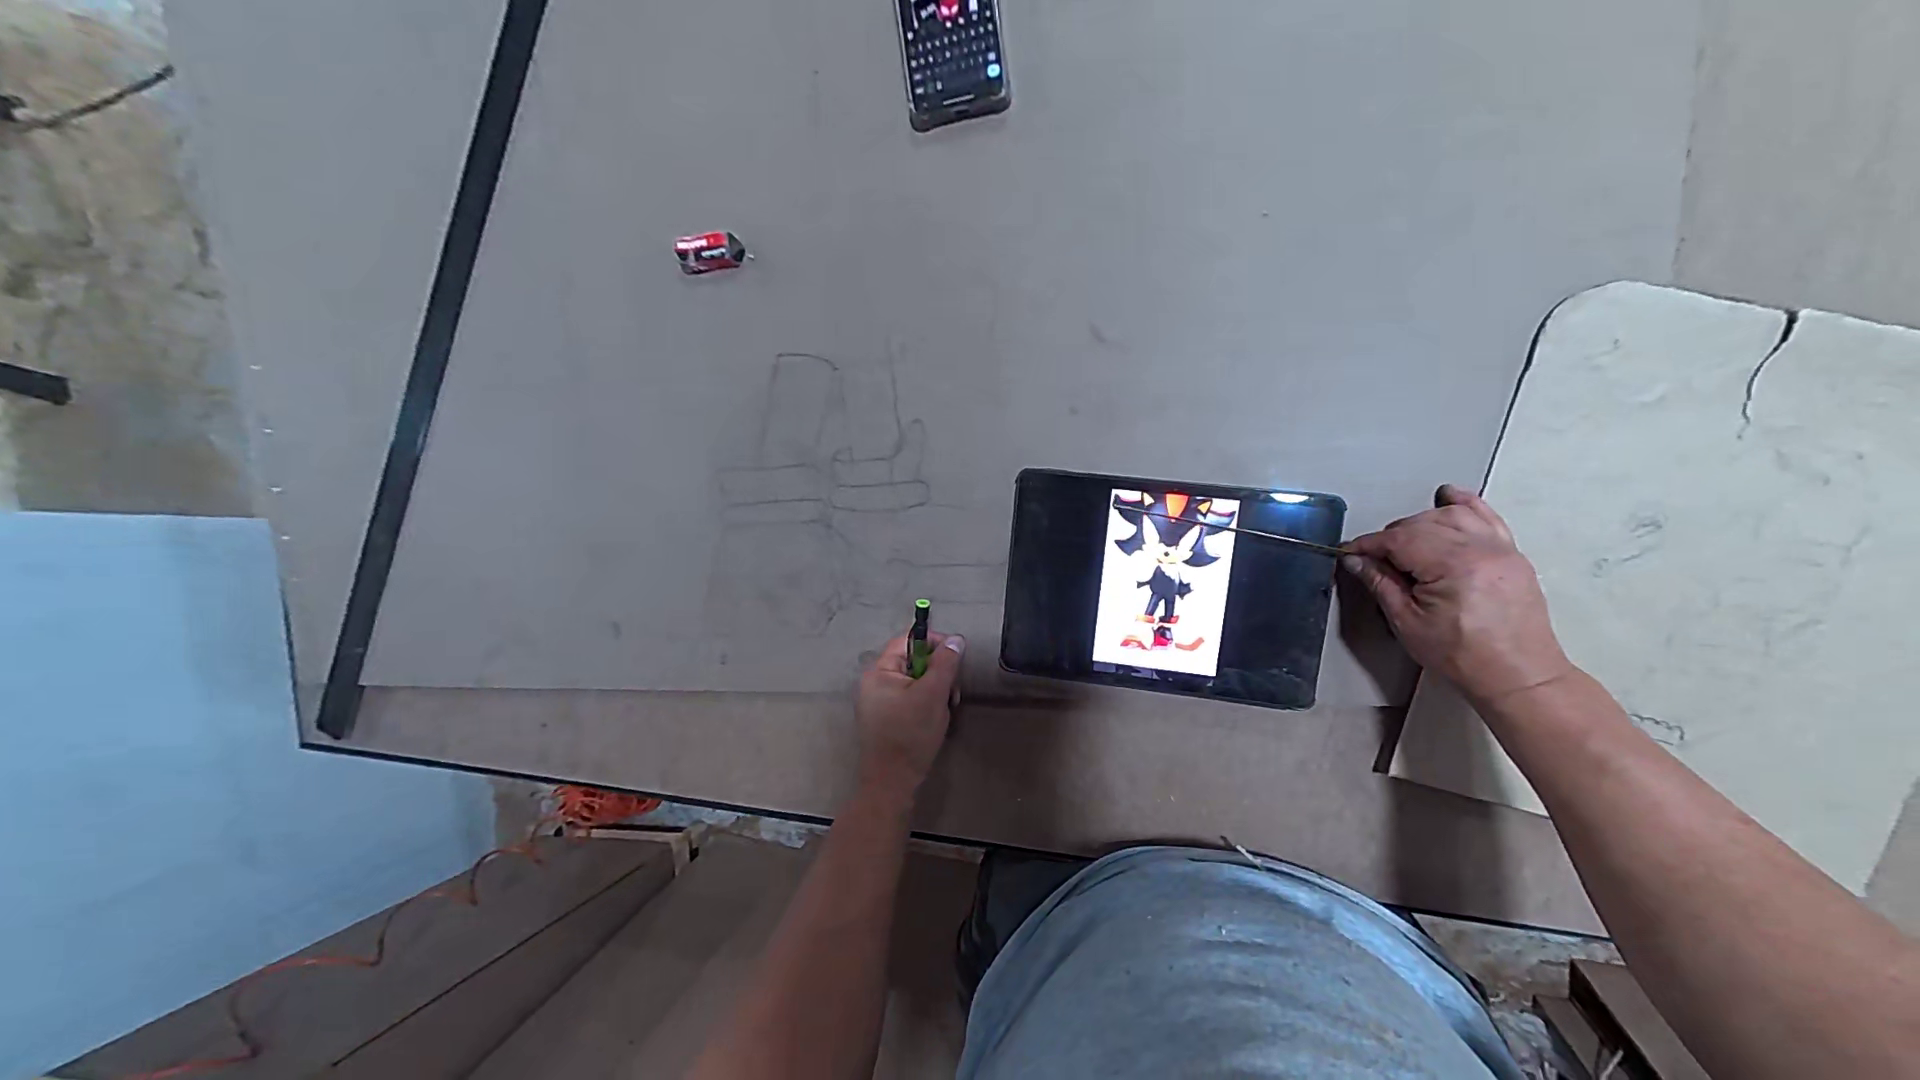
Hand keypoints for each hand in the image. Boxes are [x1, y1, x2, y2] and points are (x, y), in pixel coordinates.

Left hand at [855, 630, 964, 796]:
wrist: (892, 783)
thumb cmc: (910, 735)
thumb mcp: (933, 694)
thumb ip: (945, 663)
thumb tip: (955, 639)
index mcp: (879, 672)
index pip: (907, 640)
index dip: (933, 642)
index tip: (955, 655)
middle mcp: (875, 682)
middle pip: (913, 660)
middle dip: (938, 672)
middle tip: (952, 691)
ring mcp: (880, 702)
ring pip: (916, 681)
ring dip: (936, 689)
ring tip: (947, 707)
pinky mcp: (887, 718)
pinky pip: (911, 698)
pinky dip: (927, 703)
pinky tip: (937, 719)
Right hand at [1341, 485, 1574, 704]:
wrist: (1517, 675)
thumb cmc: (1461, 655)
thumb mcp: (1407, 621)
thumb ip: (1380, 583)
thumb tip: (1355, 560)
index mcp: (1454, 565)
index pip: (1399, 539)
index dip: (1368, 545)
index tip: (1348, 553)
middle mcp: (1481, 549)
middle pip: (1422, 524)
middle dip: (1392, 537)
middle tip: (1373, 560)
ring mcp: (1500, 549)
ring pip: (1451, 516)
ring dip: (1421, 522)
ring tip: (1402, 543)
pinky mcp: (1511, 554)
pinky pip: (1487, 517)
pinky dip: (1465, 505)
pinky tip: (1448, 497)